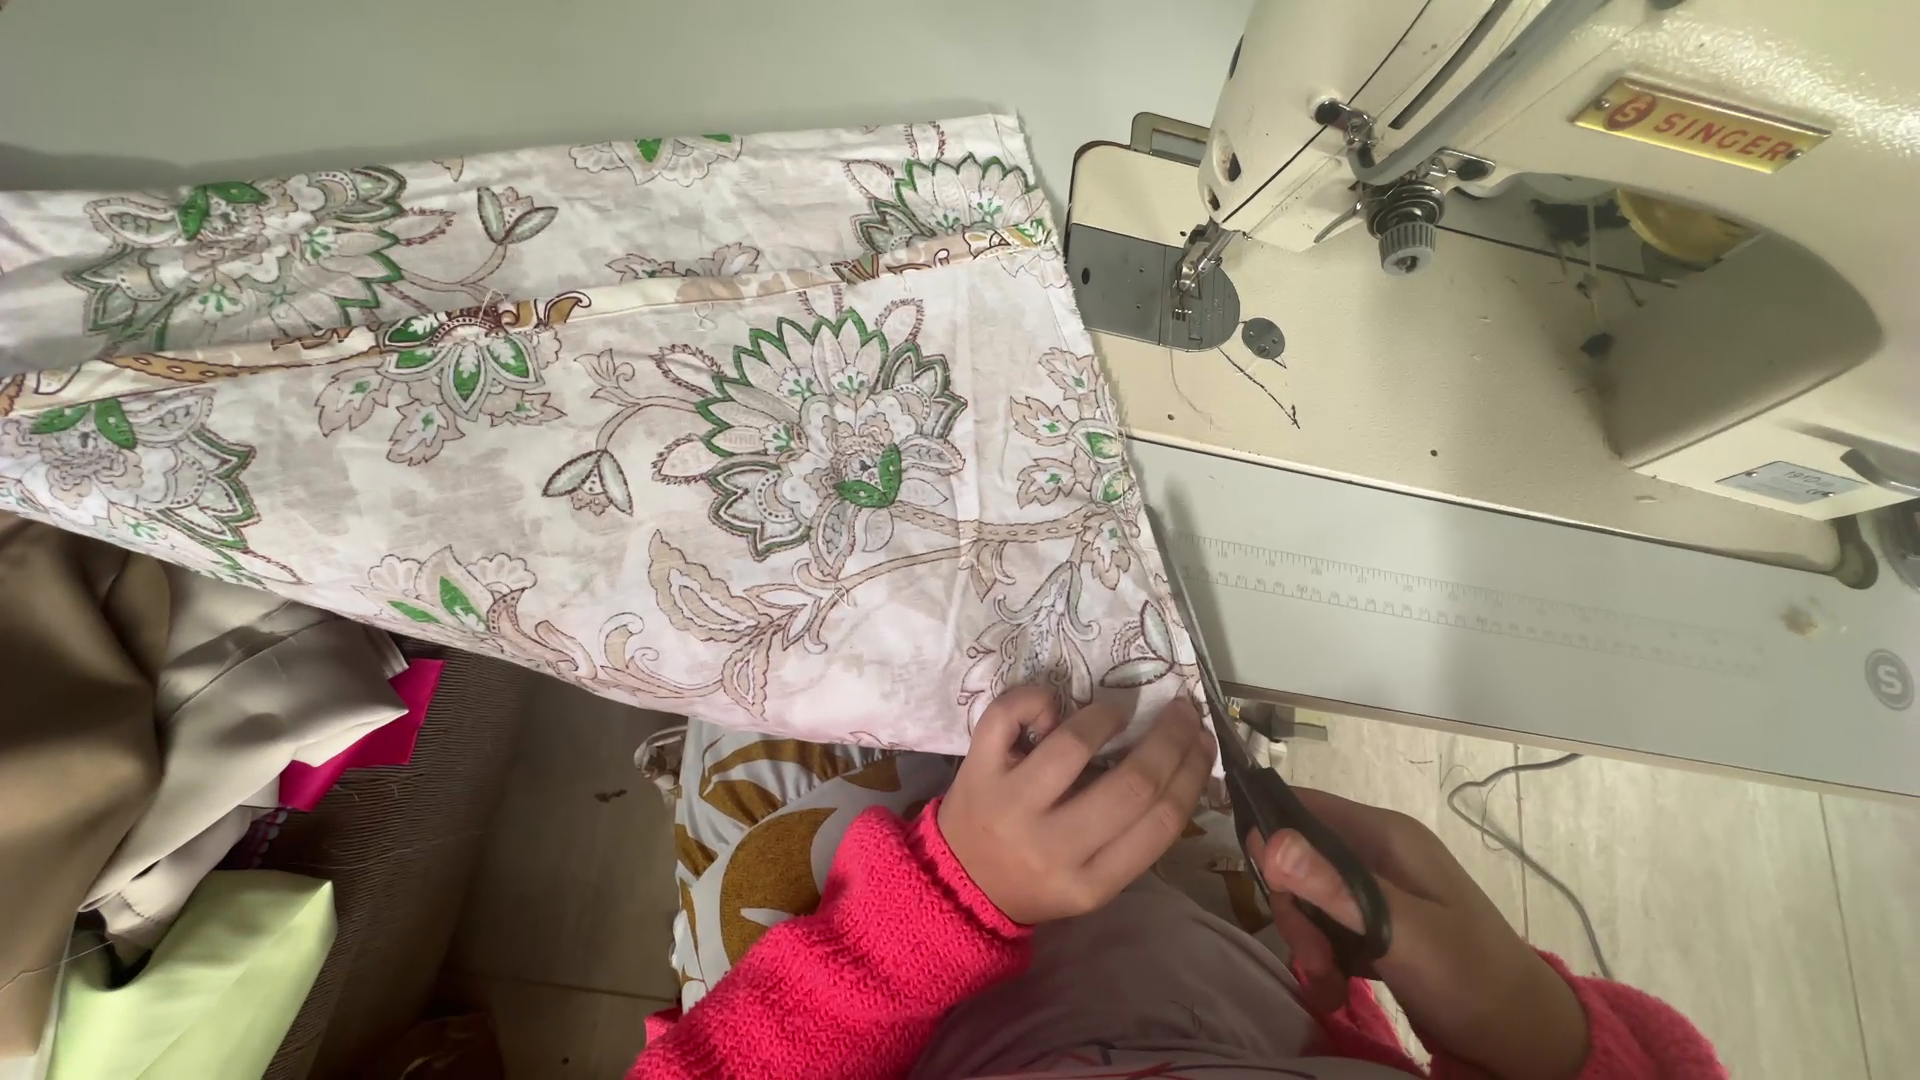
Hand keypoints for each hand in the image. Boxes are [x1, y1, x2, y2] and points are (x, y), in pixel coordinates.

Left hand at [939, 687, 1215, 924]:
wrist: (960, 885)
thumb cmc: (1038, 876)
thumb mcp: (1092, 877)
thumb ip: (1130, 832)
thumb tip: (1180, 760)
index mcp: (1091, 883)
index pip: (1160, 822)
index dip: (1192, 773)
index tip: (1204, 740)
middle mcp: (1052, 847)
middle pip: (1130, 784)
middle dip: (1168, 739)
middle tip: (1181, 711)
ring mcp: (1010, 805)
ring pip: (1070, 747)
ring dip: (1105, 717)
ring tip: (1118, 711)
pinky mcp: (977, 771)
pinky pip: (1006, 717)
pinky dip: (1035, 698)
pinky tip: (1053, 703)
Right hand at [1248, 789, 1588, 1079]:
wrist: (1528, 1044)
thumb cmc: (1471, 976)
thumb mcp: (1402, 932)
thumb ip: (1335, 888)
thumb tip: (1269, 842)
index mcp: (1383, 834)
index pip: (1301, 806)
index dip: (1271, 834)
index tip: (1265, 883)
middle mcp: (1374, 851)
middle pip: (1297, 859)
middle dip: (1293, 907)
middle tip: (1309, 956)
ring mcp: (1374, 888)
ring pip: (1306, 896)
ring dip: (1306, 939)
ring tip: (1325, 981)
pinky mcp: (1373, 922)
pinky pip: (1325, 924)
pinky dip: (1321, 956)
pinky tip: (1332, 988)